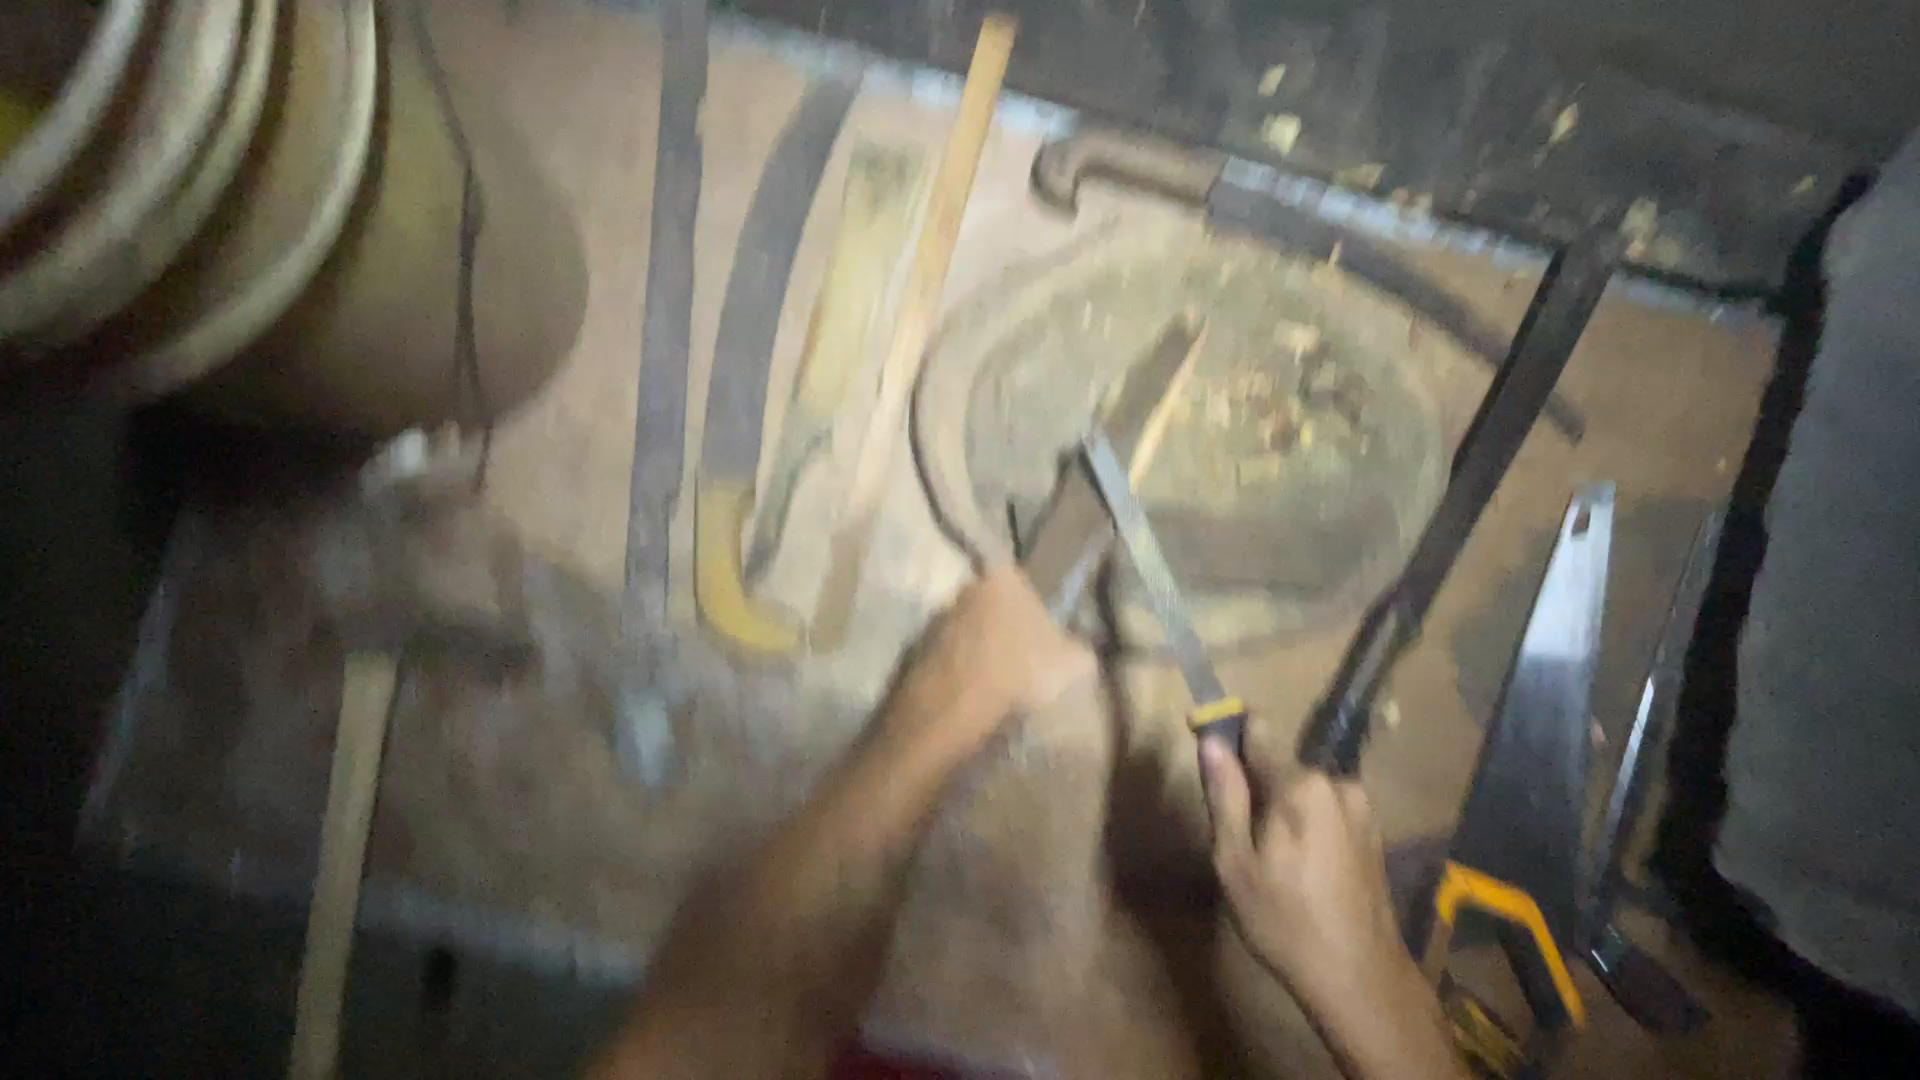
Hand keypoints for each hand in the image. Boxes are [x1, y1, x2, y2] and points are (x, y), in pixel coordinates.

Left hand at [895, 564, 1094, 728]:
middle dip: (1002, 627)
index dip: (1034, 612)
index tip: (1040, 639)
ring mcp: (937, 616)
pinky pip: (947, 655)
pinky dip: (957, 668)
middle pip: (991, 605)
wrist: (960, 703)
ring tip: (994, 682)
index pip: (1024, 585)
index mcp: (1004, 577)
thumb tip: (1079, 650)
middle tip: (1019, 660)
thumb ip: (1079, 647)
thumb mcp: (1075, 662)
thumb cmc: (1022, 670)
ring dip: (978, 649)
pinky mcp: (917, 646)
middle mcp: (966, 586)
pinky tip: (970, 692)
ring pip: (967, 630)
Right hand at [1200, 740, 1414, 1011]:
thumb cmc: (1284, 920)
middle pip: (1280, 763)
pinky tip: (1299, 864)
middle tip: (1238, 832)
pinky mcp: (1372, 830)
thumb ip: (1224, 795)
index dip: (1228, 733)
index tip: (1210, 748)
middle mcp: (1336, 783)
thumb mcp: (1234, 860)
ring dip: (1281, 804)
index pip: (1258, 731)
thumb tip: (1210, 741)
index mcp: (1300, 785)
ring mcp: (1360, 807)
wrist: (1361, 980)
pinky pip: (1324, 807)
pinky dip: (1305, 821)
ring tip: (1269, 855)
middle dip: (1255, 783)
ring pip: (1302, 787)